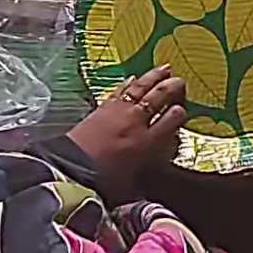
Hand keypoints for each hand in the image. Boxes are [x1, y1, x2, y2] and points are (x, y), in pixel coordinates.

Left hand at [67, 66, 187, 193]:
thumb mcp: (136, 184)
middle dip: (173, 87)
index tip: (182, 110)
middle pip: (160, 97)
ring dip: (154, 77)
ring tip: (165, 68)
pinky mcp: (102, 108)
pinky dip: (129, 83)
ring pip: (142, 88)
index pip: (172, 119)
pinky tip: (134, 78)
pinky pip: (121, 91)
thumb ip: (152, 169)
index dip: (180, 112)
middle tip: (180, 82)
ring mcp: (119, 112)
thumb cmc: (104, 184)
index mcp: (149, 141)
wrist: (69, 172)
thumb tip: (162, 163)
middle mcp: (137, 122)